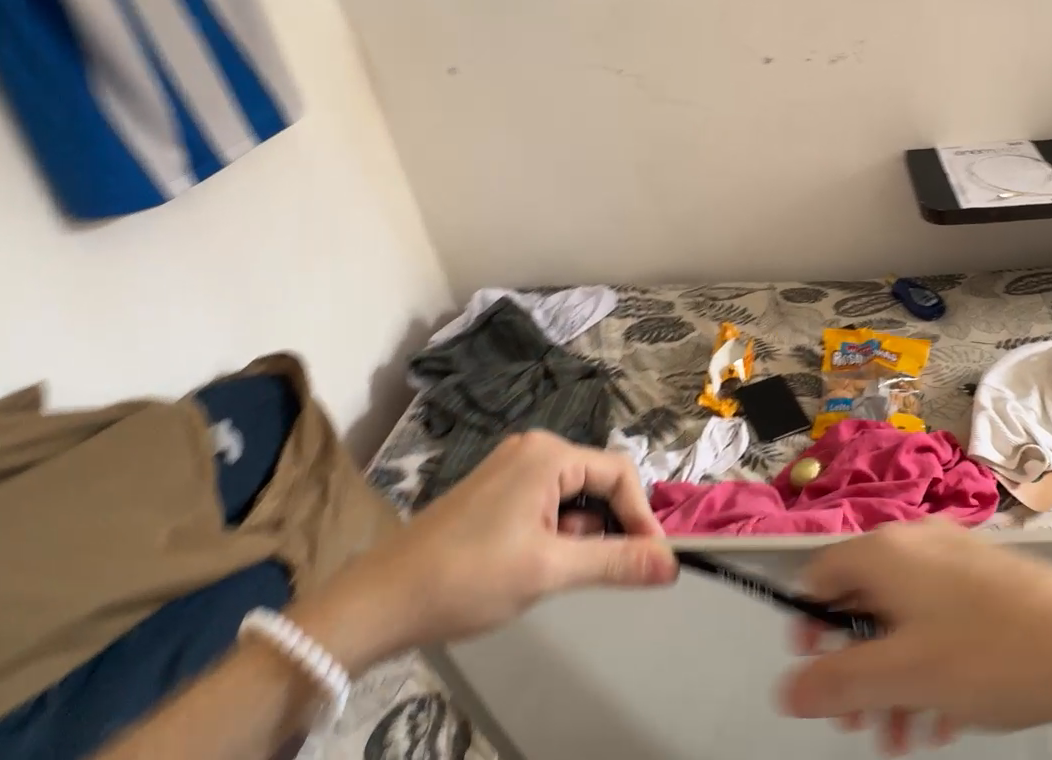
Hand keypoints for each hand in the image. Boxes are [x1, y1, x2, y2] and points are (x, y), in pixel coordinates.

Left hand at [291, 431, 676, 674]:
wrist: (379, 602)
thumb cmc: (467, 578)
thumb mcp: (550, 571)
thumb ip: (616, 562)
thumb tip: (672, 563)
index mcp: (548, 454)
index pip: (620, 474)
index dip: (642, 517)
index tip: (653, 562)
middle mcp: (533, 449)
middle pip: (599, 482)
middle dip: (609, 527)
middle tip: (607, 573)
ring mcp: (511, 469)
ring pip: (574, 498)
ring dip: (581, 535)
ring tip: (557, 574)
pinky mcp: (496, 492)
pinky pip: (548, 505)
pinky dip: (557, 534)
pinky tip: (536, 566)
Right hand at [778, 519, 1051, 751]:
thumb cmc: (986, 654)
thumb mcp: (903, 675)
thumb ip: (838, 681)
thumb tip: (786, 688)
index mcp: (886, 552)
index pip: (819, 575)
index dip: (808, 627)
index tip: (816, 677)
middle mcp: (916, 543)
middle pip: (861, 602)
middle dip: (855, 668)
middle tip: (860, 724)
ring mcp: (956, 559)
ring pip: (903, 619)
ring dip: (893, 679)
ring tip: (905, 737)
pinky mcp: (988, 580)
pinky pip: (940, 620)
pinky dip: (930, 665)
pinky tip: (946, 716)